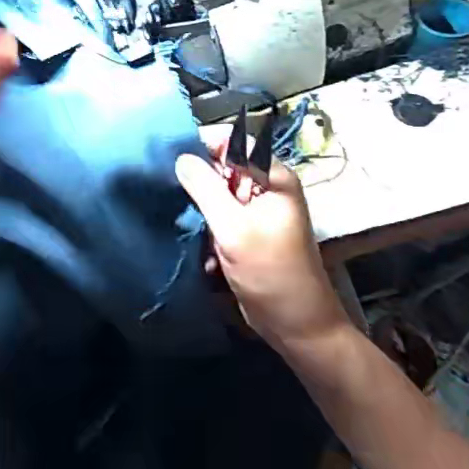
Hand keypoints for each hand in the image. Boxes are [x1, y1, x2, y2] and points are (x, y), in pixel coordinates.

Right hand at [175, 145, 350, 352]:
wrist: (297, 325)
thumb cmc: (270, 272)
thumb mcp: (233, 228)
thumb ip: (206, 189)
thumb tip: (182, 158)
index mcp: (274, 178)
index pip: (235, 143)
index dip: (205, 146)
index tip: (171, 157)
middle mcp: (268, 189)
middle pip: (225, 169)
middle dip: (200, 184)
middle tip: (174, 195)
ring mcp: (260, 213)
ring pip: (220, 196)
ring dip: (204, 214)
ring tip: (191, 230)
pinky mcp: (251, 234)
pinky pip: (223, 220)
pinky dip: (211, 233)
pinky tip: (206, 255)